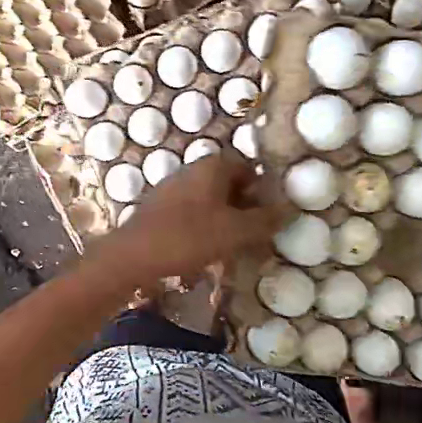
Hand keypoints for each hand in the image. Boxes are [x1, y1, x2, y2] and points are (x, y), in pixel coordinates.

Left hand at [90, 150, 281, 287]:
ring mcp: (171, 188)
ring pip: (209, 200)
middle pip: (228, 183)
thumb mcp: (236, 231)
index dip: (262, 190)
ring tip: (233, 246)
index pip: (248, 167)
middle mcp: (191, 170)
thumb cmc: (189, 237)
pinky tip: (205, 251)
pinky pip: (191, 213)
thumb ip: (265, 220)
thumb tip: (289, 210)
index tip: (269, 215)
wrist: (132, 256)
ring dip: (225, 219)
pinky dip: (204, 227)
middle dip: (244, 206)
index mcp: (212, 166)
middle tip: (255, 233)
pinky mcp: (158, 209)